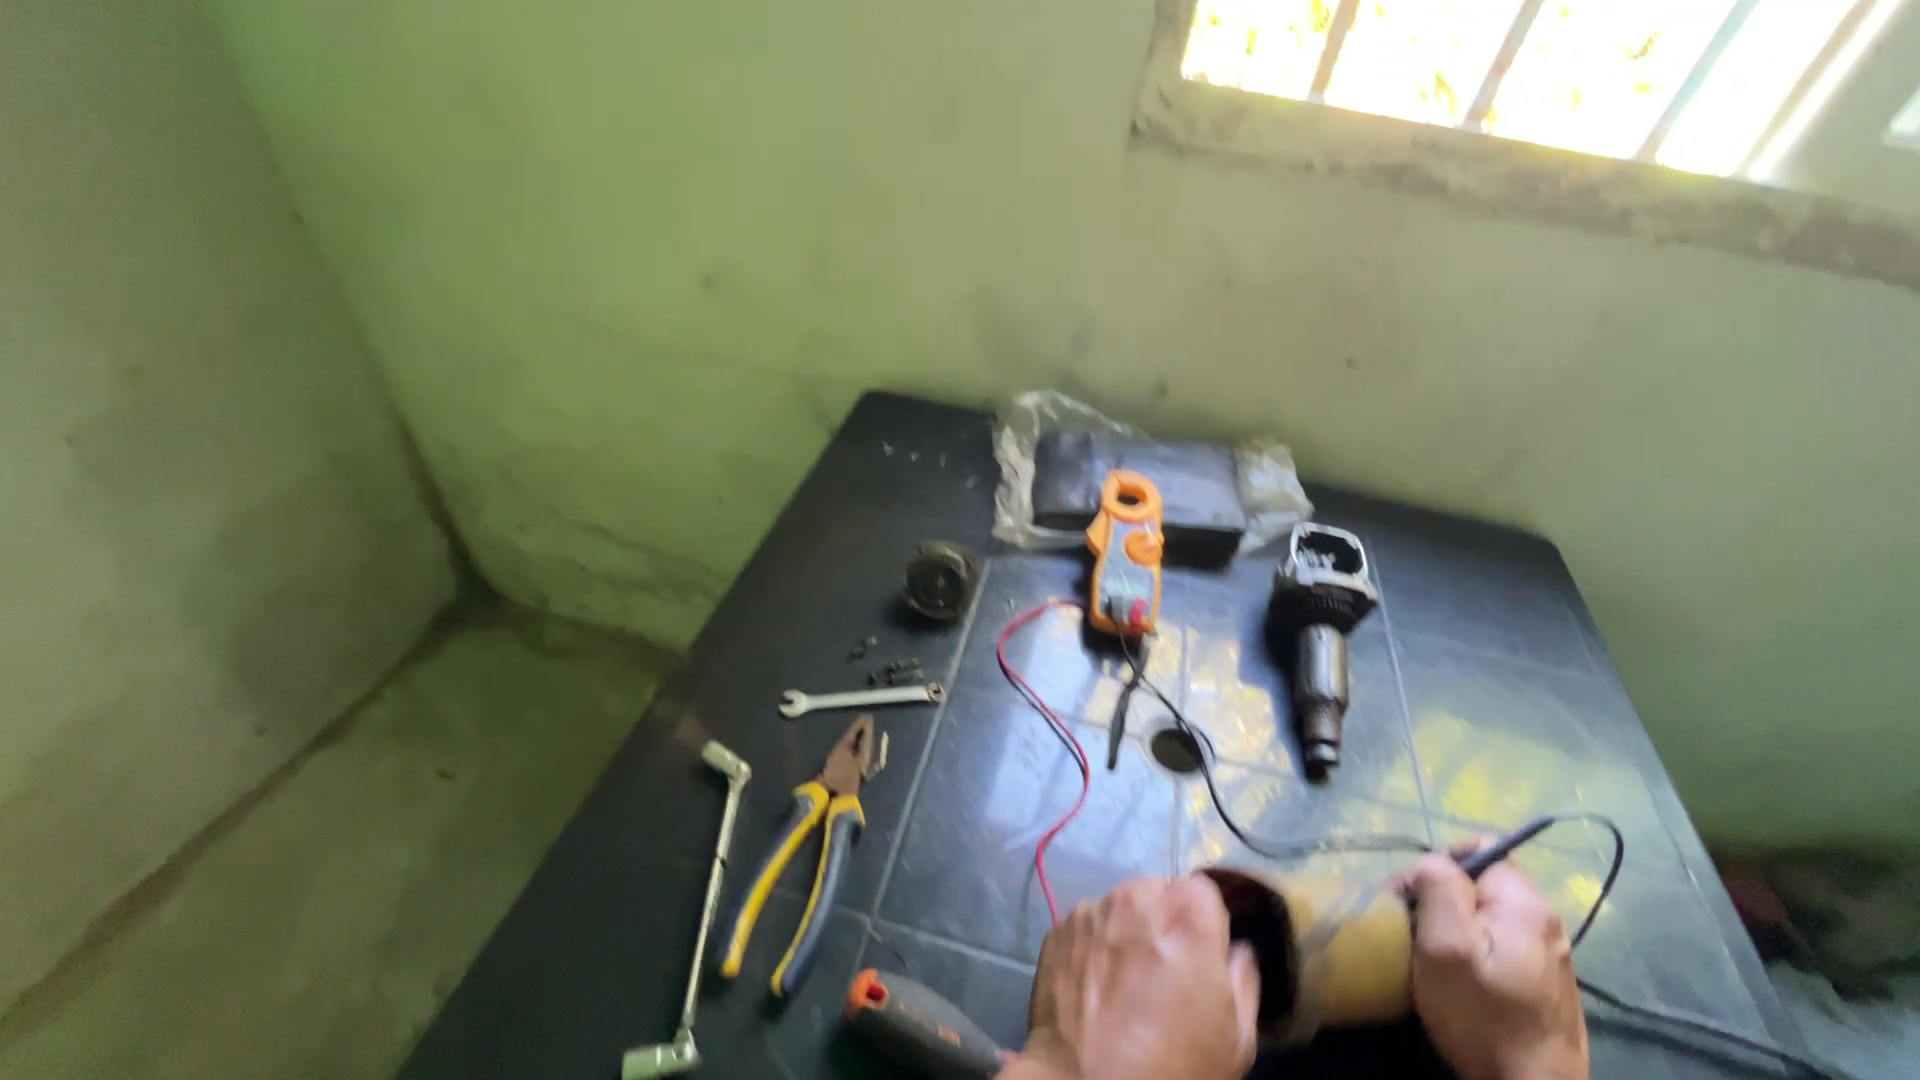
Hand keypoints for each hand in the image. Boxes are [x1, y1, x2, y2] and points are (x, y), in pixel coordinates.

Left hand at [1004, 875, 1260, 1079]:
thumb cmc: (1172, 1066)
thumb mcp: (1237, 1037)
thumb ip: (1244, 977)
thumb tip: (1238, 950)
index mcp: (1187, 913)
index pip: (1204, 891)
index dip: (1205, 923)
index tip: (1201, 956)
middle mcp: (1136, 896)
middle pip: (1159, 892)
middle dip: (1164, 920)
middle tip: (1163, 968)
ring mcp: (1091, 909)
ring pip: (1120, 906)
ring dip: (1127, 928)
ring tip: (1124, 977)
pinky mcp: (1058, 927)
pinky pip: (1088, 925)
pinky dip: (1094, 943)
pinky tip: (1095, 983)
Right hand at [1402, 851, 1588, 1079]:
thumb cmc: (1482, 1015)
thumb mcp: (1444, 945)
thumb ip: (1438, 886)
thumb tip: (1432, 861)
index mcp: (1524, 901)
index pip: (1476, 847)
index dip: (1437, 864)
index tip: (1412, 899)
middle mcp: (1545, 918)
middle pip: (1480, 879)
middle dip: (1441, 895)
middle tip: (1415, 931)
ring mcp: (1549, 950)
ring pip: (1487, 911)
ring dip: (1454, 923)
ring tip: (1432, 955)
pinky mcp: (1543, 978)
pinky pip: (1499, 940)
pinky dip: (1473, 947)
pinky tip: (1459, 976)